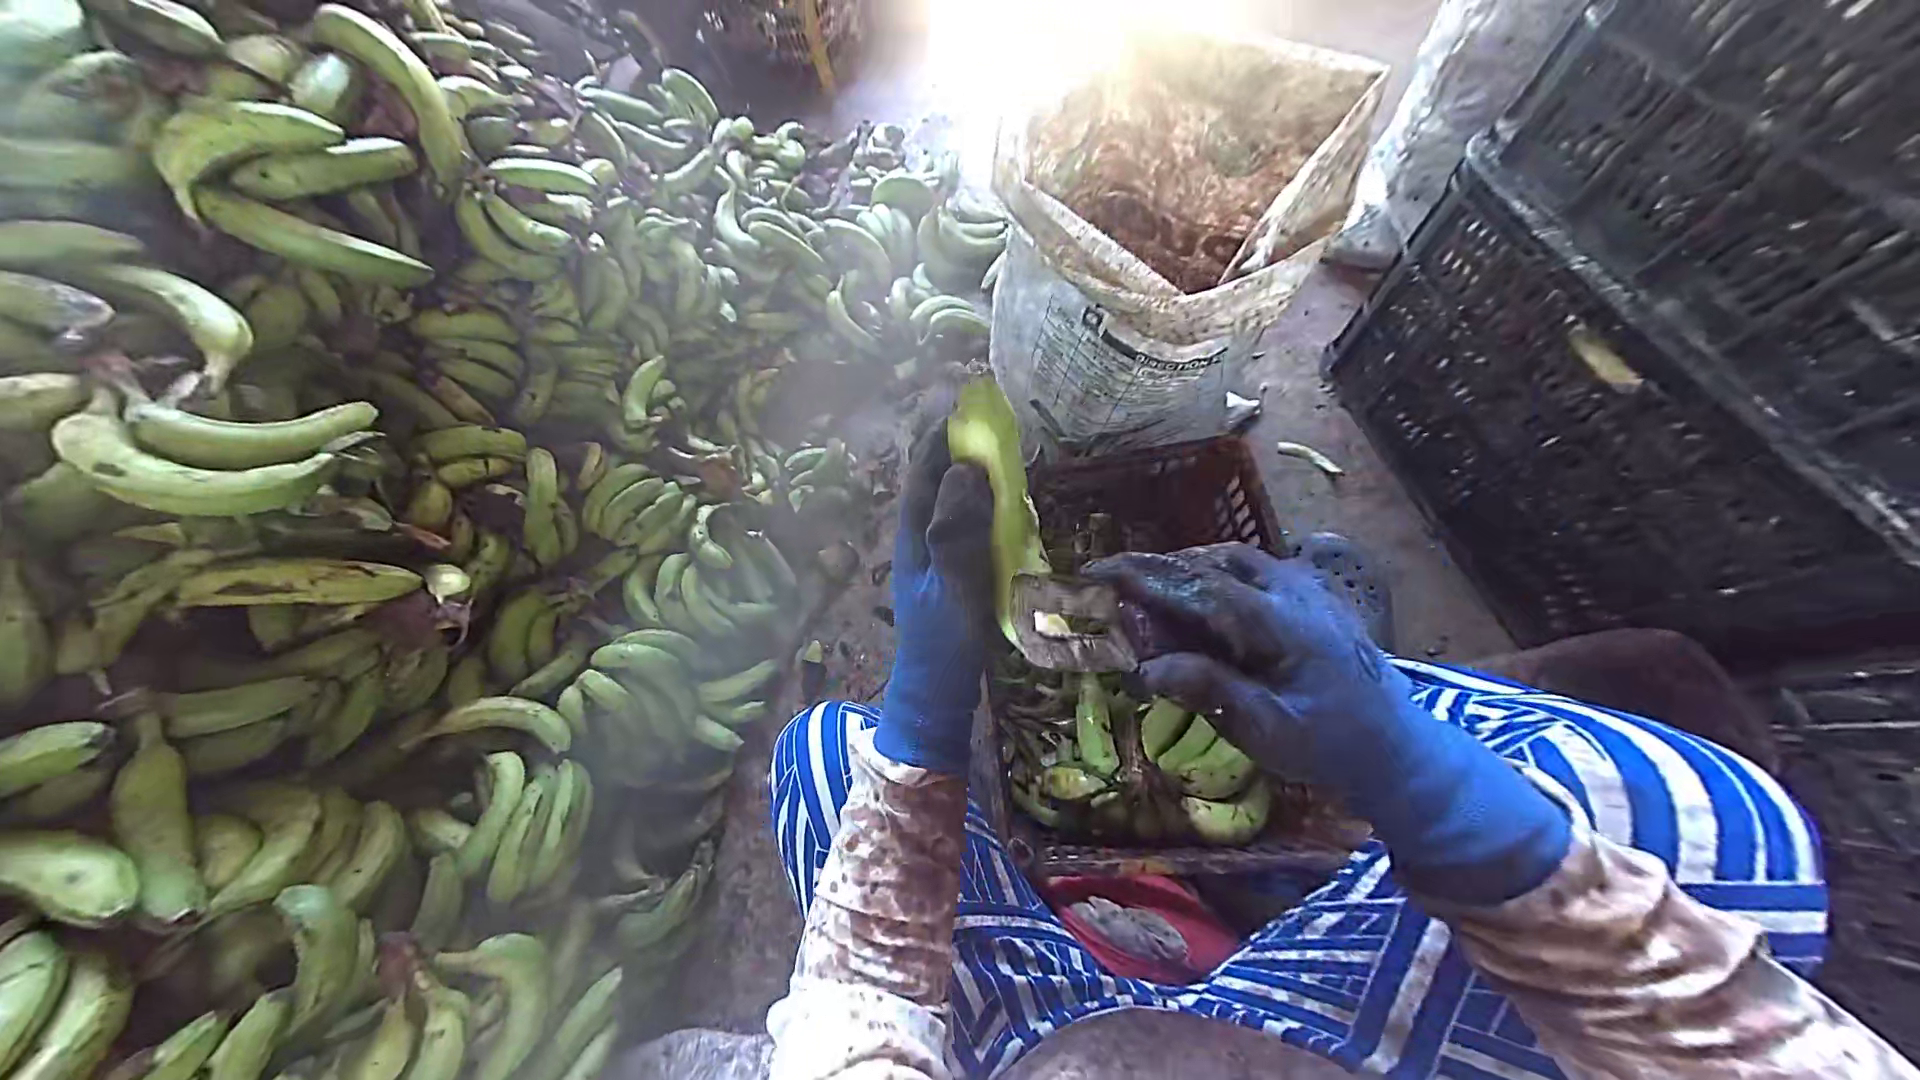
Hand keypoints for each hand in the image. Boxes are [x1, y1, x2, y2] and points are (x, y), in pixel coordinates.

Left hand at [876, 420, 994, 773]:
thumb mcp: (951, 587)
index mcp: (912, 532)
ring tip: (1005, 454)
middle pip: (935, 478)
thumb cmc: (944, 641)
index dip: (941, 434)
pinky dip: (983, 504)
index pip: (922, 468)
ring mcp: (934, 550)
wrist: (938, 688)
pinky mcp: (951, 565)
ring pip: (951, 498)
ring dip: (973, 474)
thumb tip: (964, 471)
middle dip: (960, 447)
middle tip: (997, 424)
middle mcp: (919, 534)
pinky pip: (966, 522)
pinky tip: (1006, 504)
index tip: (968, 403)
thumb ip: (955, 531)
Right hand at [1086, 543, 1568, 904]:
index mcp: (1284, 625)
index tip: (1097, 570)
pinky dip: (1213, 573)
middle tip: (1117, 586)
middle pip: (1211, 562)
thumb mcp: (1268, 730)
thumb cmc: (1330, 746)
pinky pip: (1251, 567)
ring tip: (1154, 597)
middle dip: (1157, 570)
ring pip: (1232, 557)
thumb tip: (1147, 666)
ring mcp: (1307, 588)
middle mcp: (1295, 593)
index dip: (1144, 576)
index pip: (1201, 587)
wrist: (1399, 749)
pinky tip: (1200, 603)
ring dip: (1185, 570)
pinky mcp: (1310, 593)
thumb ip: (1211, 691)